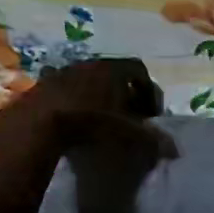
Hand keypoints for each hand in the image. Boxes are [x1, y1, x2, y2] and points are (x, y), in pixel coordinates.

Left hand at [0, 57, 161, 143]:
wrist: (39, 123)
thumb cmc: (92, 122)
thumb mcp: (128, 133)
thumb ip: (152, 139)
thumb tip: (174, 149)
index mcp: (113, 69)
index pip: (140, 70)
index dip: (149, 92)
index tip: (150, 115)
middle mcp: (90, 63)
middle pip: (115, 74)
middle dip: (126, 94)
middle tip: (129, 118)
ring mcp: (64, 70)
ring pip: (90, 81)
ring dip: (100, 97)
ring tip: (103, 121)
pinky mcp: (44, 84)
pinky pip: (69, 89)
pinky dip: (78, 101)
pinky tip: (77, 121)